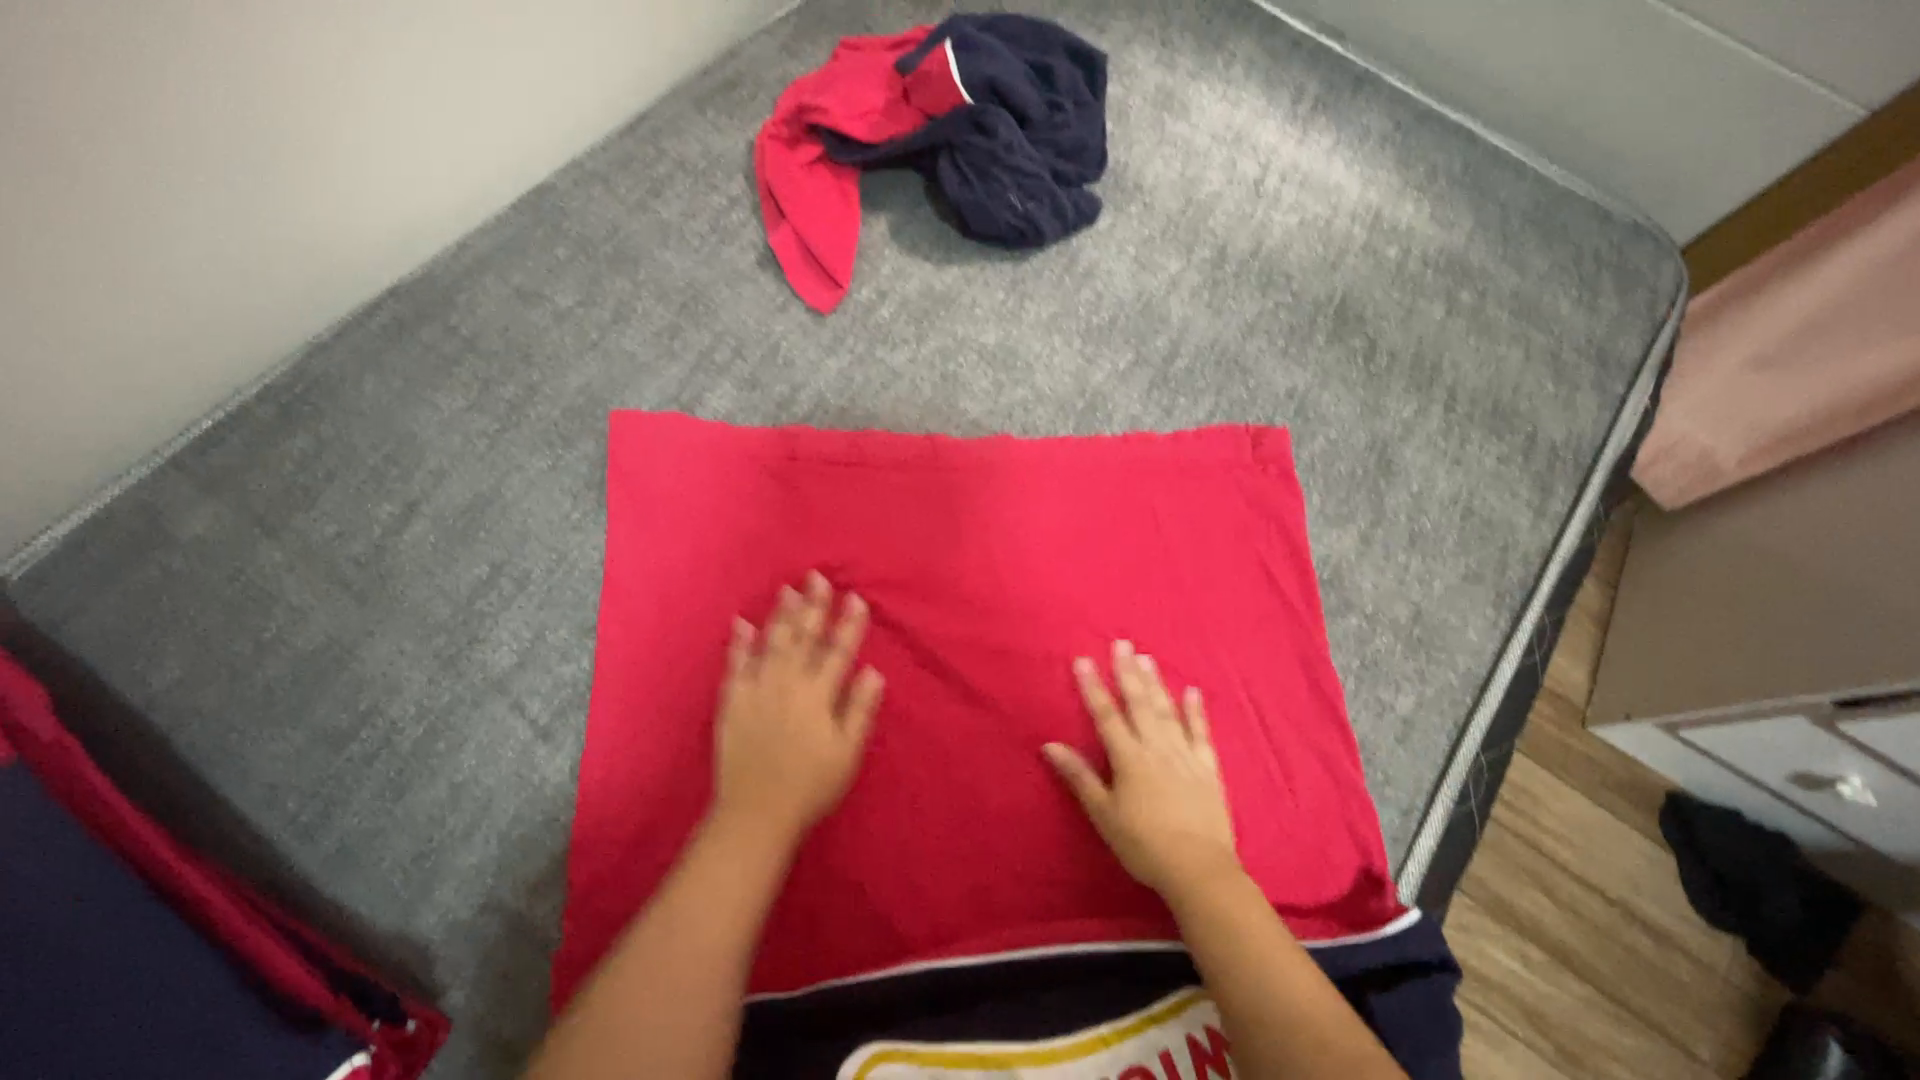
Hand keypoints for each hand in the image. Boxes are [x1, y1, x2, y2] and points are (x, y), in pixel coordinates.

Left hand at [711, 572, 884, 842]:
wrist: (755, 813)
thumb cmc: (810, 786)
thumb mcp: (847, 753)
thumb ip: (860, 709)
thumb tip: (872, 671)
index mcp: (818, 696)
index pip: (838, 651)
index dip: (848, 624)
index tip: (855, 598)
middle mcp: (787, 684)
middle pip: (803, 638)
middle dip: (812, 606)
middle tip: (817, 577)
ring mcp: (756, 690)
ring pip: (771, 643)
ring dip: (781, 615)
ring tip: (788, 589)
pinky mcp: (732, 702)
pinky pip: (735, 665)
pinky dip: (739, 643)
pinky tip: (742, 623)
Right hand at [1044, 640, 1242, 897]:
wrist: (1198, 869)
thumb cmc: (1143, 845)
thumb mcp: (1104, 814)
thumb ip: (1079, 777)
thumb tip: (1050, 745)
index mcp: (1129, 759)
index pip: (1106, 716)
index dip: (1093, 687)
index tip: (1082, 660)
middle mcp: (1157, 749)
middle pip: (1139, 704)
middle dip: (1127, 672)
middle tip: (1121, 643)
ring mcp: (1186, 756)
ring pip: (1168, 712)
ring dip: (1156, 683)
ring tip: (1146, 658)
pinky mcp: (1209, 769)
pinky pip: (1201, 733)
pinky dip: (1196, 712)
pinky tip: (1192, 692)